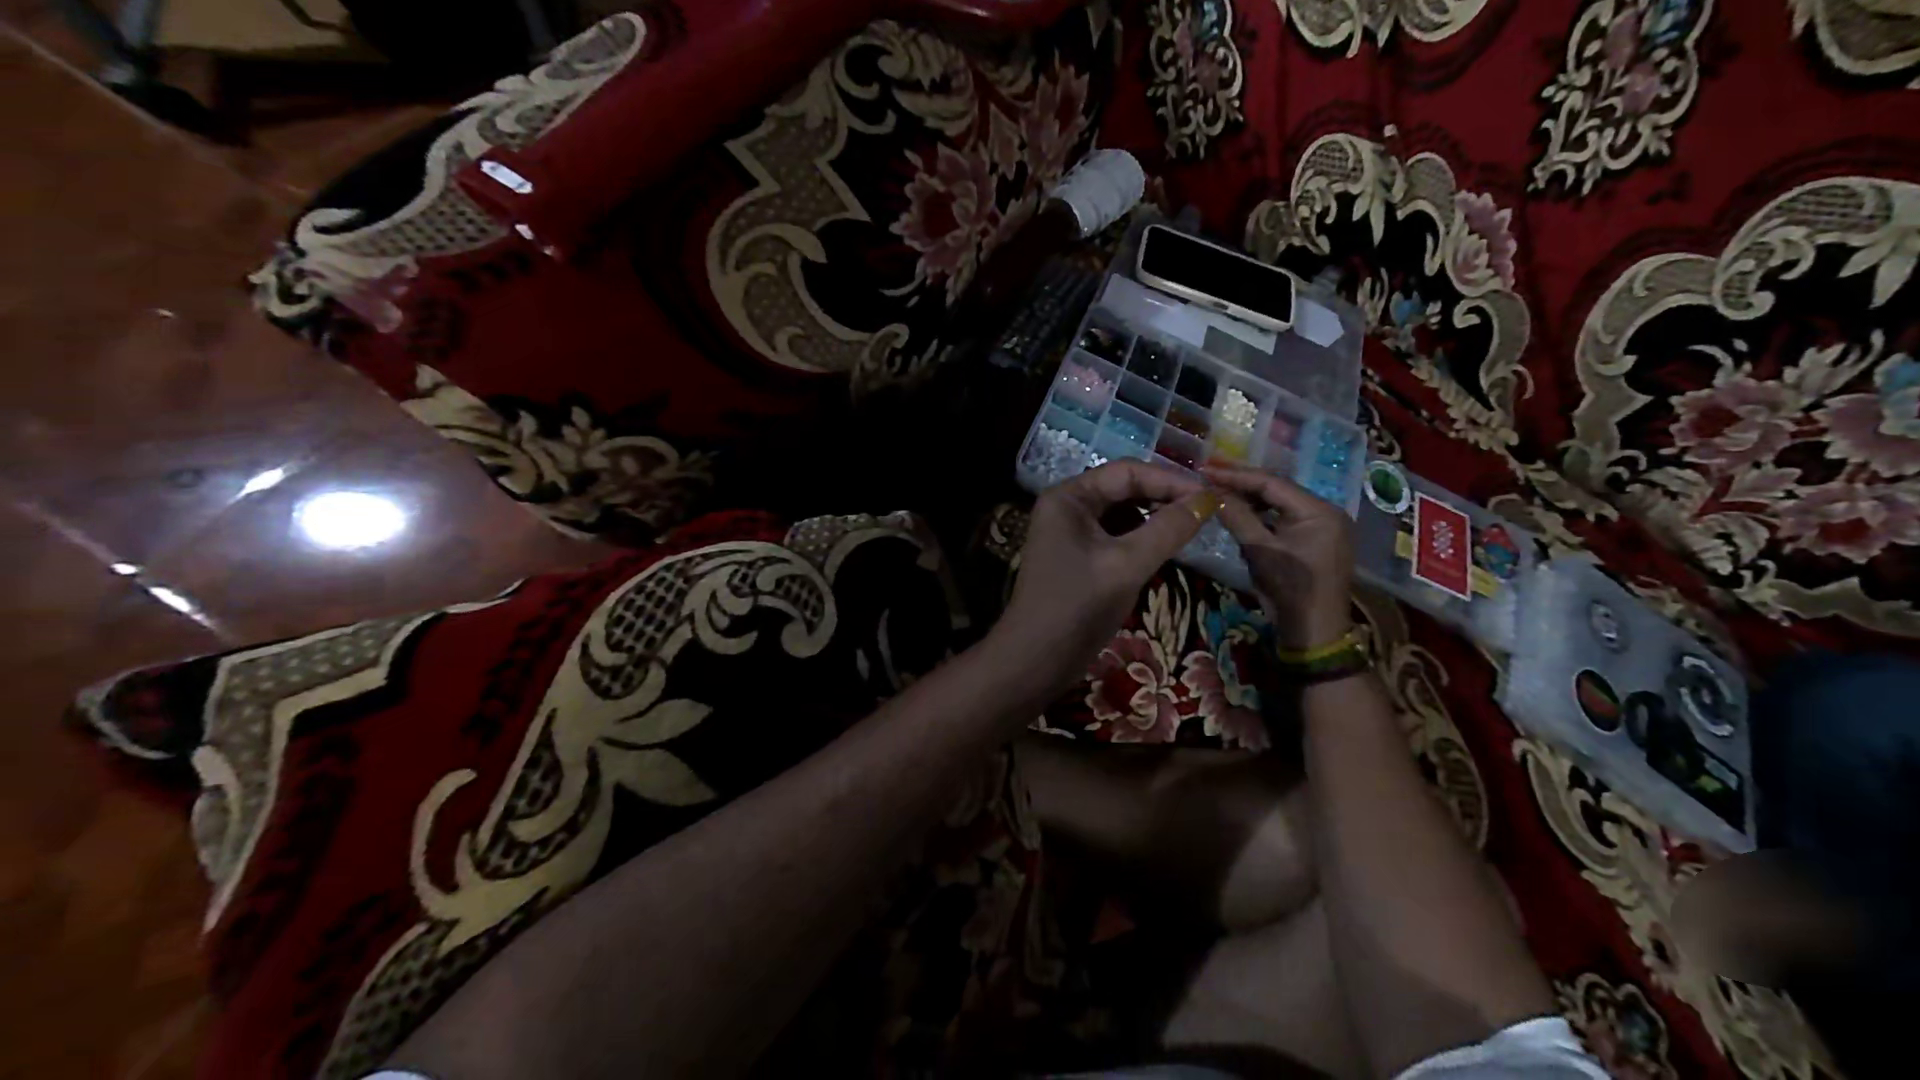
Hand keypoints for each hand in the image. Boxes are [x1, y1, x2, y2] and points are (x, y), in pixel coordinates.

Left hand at [994, 460, 1219, 691]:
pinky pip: (1118, 537)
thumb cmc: (1078, 605)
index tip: (1212, 495)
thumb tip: (1209, 499)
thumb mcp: (1127, 564)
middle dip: (1165, 497)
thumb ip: (1168, 529)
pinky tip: (1169, 548)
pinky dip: (1143, 539)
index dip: (1170, 480)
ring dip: (1156, 518)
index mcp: (1069, 497)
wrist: (1037, 659)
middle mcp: (1068, 507)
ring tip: (1194, 528)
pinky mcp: (1081, 558)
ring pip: (1124, 514)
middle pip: (1125, 489)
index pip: (1127, 471)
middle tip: (1208, 511)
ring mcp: (1072, 533)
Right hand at [1203, 464, 1354, 649]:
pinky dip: (1262, 514)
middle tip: (1210, 474)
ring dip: (1251, 497)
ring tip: (1219, 490)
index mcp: (1319, 511)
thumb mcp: (1260, 551)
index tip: (1206, 470)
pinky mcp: (1316, 541)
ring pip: (1281, 503)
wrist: (1314, 631)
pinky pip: (1285, 518)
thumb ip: (1238, 517)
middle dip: (1243, 483)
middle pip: (1279, 489)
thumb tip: (1214, 493)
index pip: (1272, 483)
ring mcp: (1324, 527)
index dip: (1236, 475)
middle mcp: (1327, 511)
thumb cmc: (1290, 589)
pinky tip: (1239, 511)